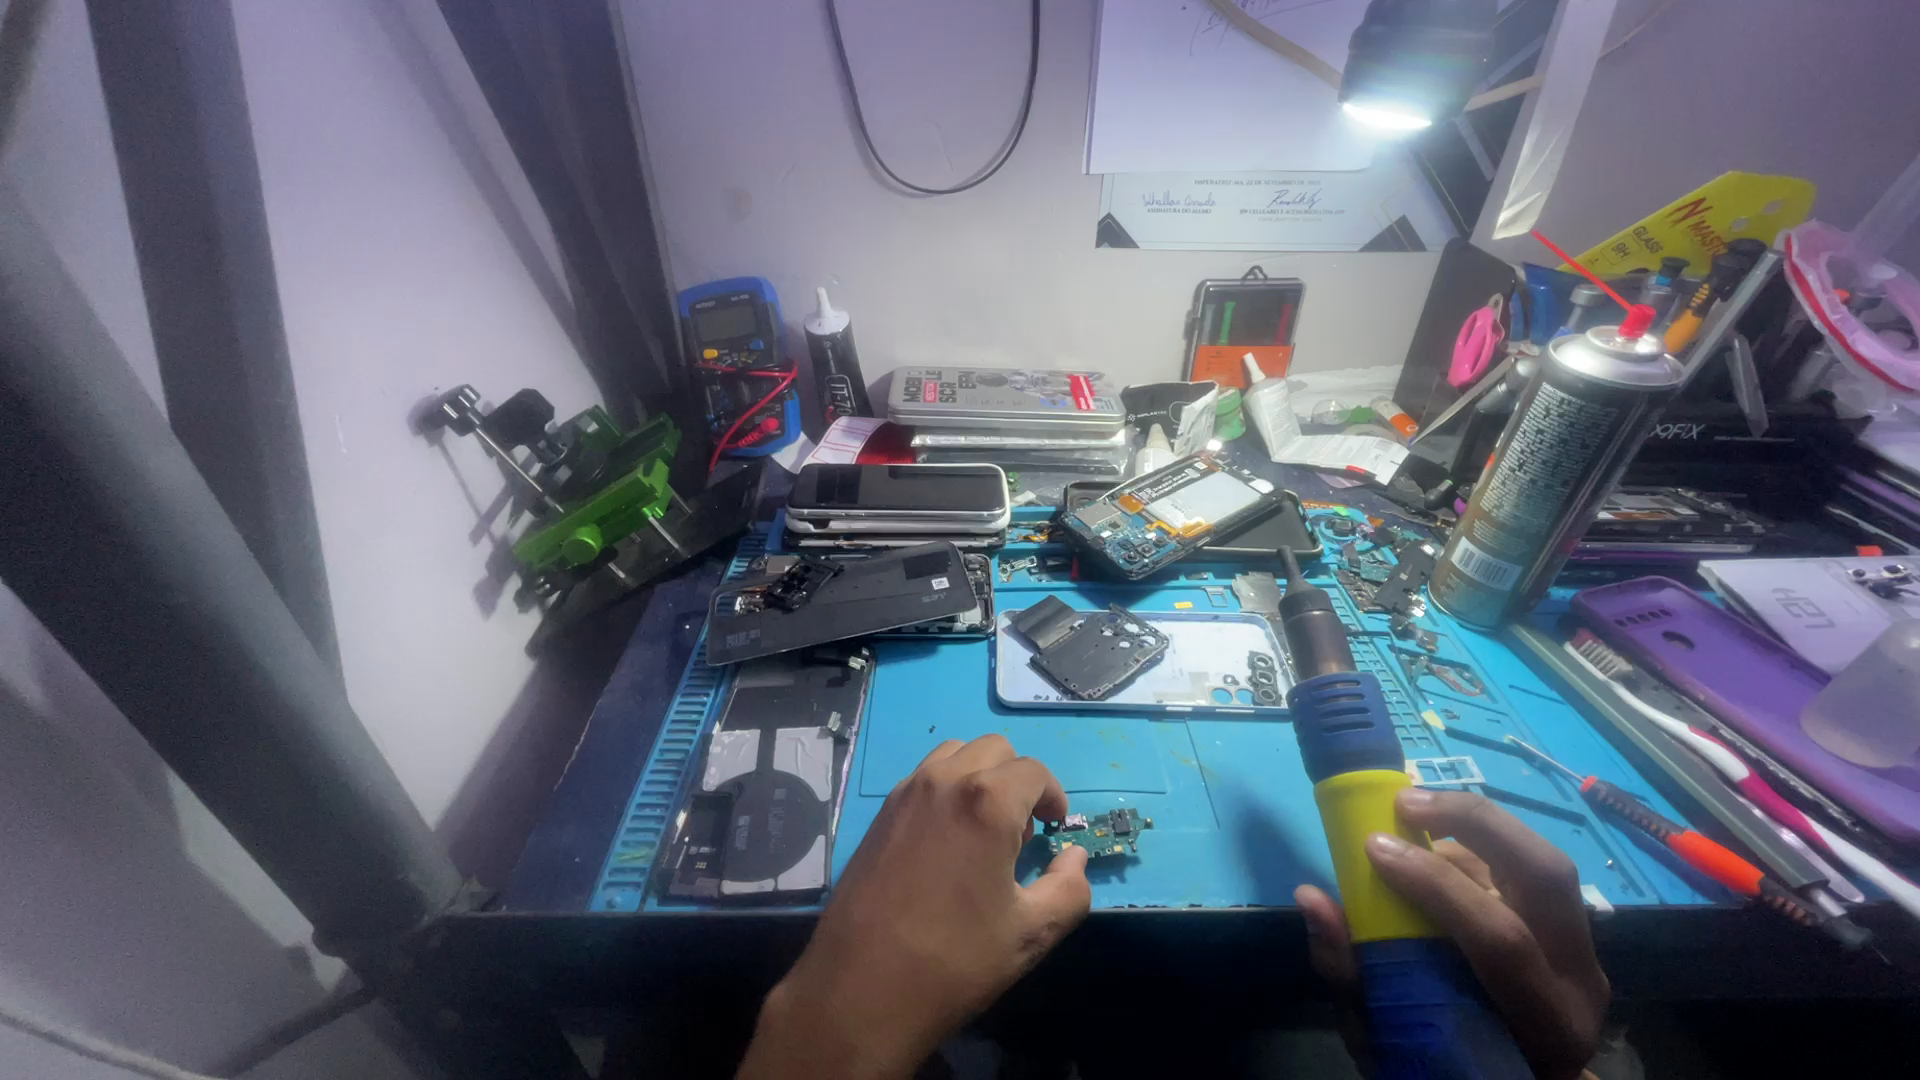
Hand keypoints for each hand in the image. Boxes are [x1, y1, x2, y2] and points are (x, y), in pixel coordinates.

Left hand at [738, 736, 1091, 1079]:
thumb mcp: (1030, 934)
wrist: (860, 988)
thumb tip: (1075, 858)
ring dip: (980, 775)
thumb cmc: (954, 961)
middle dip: (1018, 780)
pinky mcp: (882, 809)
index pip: (1034, 771)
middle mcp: (946, 780)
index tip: (1054, 828)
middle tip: (1020, 830)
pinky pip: (925, 775)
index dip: (1053, 796)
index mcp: (988, 802)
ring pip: (956, 753)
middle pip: (996, 750)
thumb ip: (1069, 889)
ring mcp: (908, 791)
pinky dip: (947, 786)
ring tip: (982, 827)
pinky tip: (946, 838)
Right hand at [1295, 788, 1609, 1079]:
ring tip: (1410, 813)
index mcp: (1540, 1020)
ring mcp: (1581, 947)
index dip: (1435, 883)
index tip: (1373, 846)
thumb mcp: (1382, 1033)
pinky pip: (1521, 863)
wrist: (1512, 1078)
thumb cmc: (1441, 1061)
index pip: (1500, 937)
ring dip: (1472, 821)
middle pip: (1545, 875)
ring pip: (1541, 860)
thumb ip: (1347, 970)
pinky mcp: (1566, 923)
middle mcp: (1577, 978)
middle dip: (1473, 822)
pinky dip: (1471, 840)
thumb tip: (1310, 896)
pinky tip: (1428, 845)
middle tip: (1403, 802)